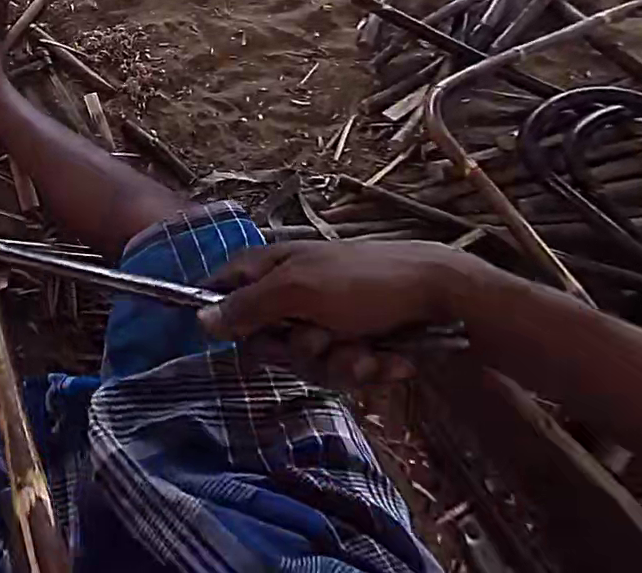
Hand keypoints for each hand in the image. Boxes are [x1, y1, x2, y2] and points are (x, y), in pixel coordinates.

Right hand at [198, 241, 486, 385]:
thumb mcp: (296, 291)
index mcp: (262, 270)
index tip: (250, 338)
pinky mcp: (348, 341)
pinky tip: (389, 359)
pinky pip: (339, 370)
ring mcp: (316, 319)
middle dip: (300, 352)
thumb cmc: (361, 282)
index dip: (226, 321)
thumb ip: (246, 306)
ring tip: (369, 352)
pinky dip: (366, 369)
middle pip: (263, 342)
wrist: (443, 296)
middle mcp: (283, 295)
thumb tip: (198, 321)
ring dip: (340, 364)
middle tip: (324, 339)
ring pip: (304, 361)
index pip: (218, 295)